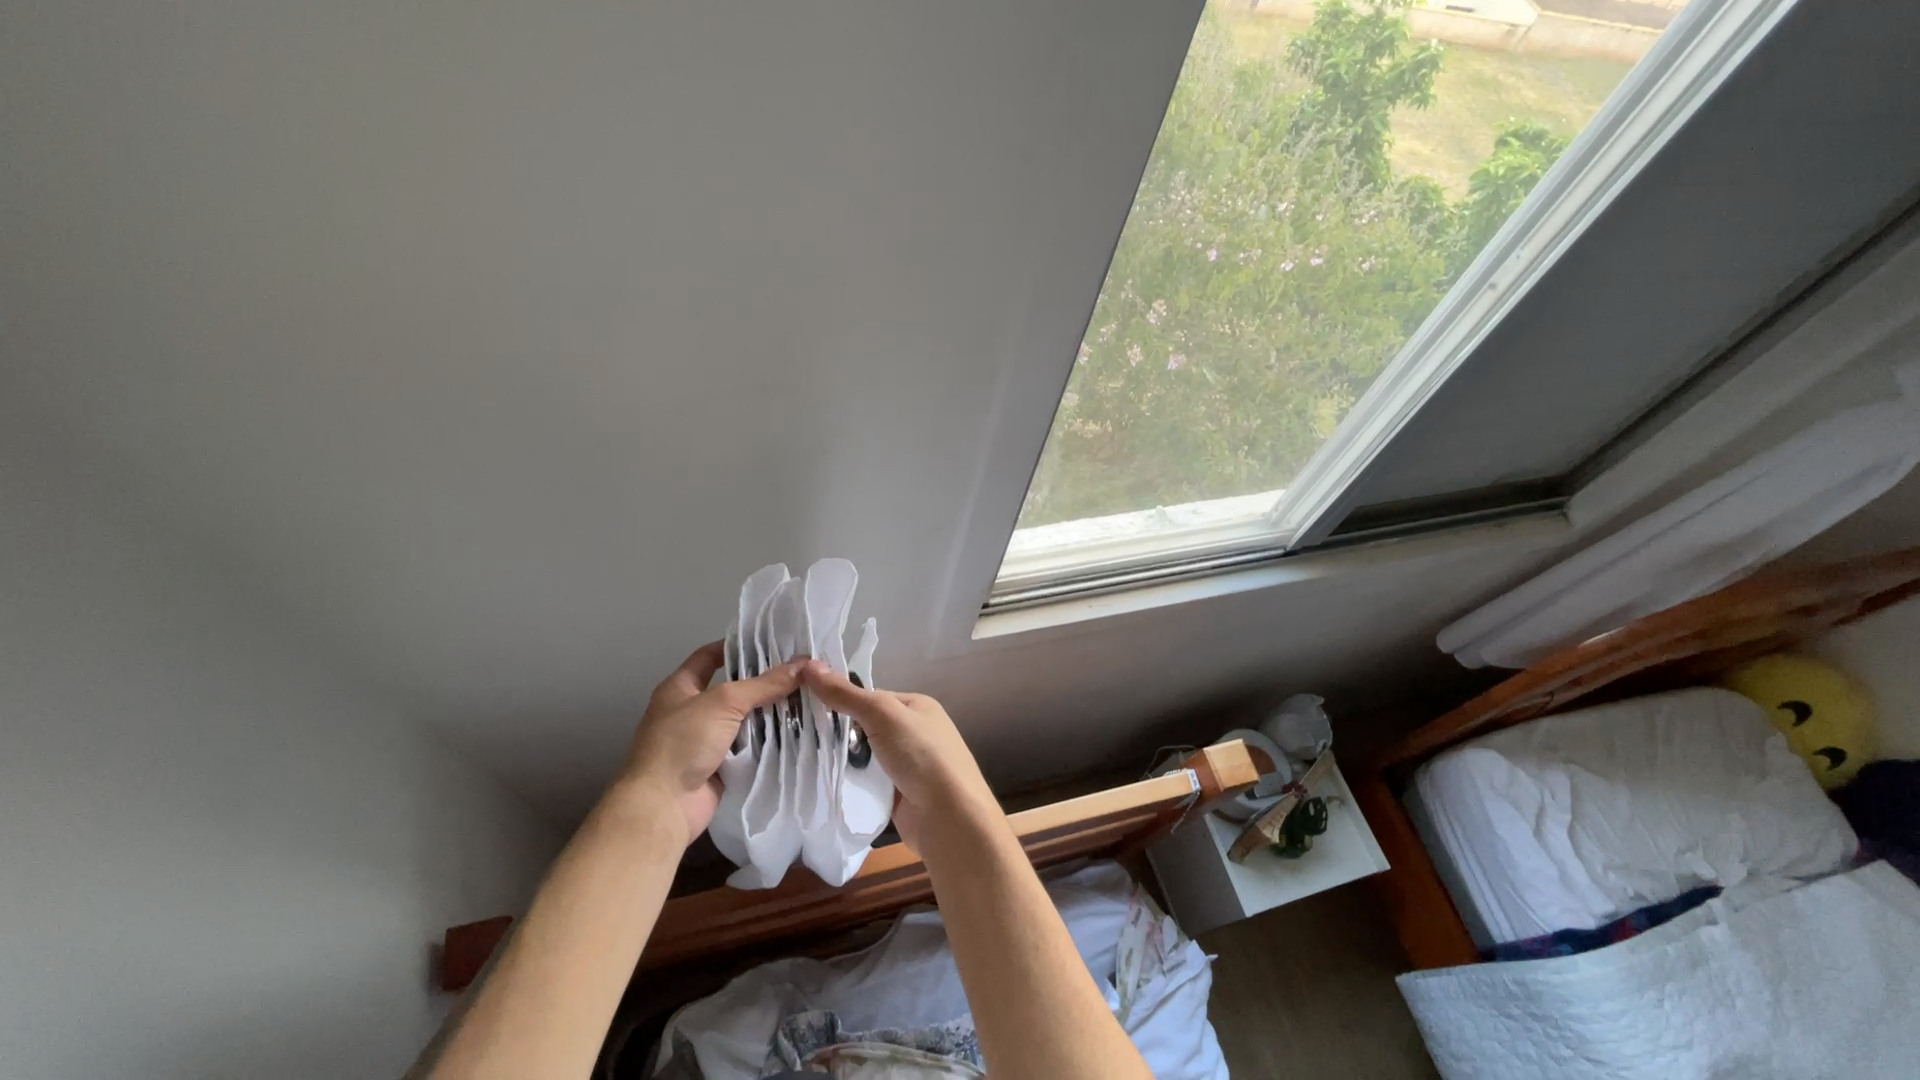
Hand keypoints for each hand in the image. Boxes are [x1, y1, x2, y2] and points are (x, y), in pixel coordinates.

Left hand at [620, 643, 804, 845]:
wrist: (663, 805)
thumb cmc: (683, 742)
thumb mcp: (724, 702)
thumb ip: (763, 684)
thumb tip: (803, 664)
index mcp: (679, 688)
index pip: (708, 657)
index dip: (735, 647)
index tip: (770, 643)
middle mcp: (690, 712)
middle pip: (732, 691)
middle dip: (763, 684)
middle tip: (799, 674)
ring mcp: (704, 742)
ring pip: (743, 721)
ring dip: (769, 715)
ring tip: (807, 700)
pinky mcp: (719, 767)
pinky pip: (748, 749)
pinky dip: (768, 743)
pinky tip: (796, 733)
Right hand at [801, 662, 999, 852]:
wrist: (949, 818)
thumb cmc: (921, 756)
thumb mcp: (883, 715)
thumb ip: (846, 694)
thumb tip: (810, 665)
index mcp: (917, 706)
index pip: (871, 697)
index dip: (841, 700)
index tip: (805, 706)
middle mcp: (914, 733)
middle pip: (866, 727)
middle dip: (839, 733)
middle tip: (797, 734)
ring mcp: (907, 765)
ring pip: (865, 756)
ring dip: (843, 760)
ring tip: (802, 757)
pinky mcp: (897, 794)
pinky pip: (867, 783)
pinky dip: (851, 783)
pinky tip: (823, 782)